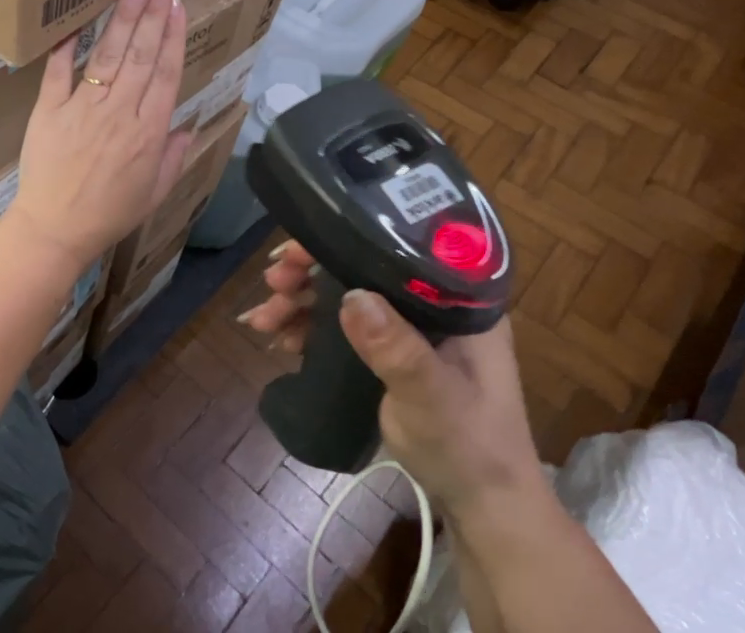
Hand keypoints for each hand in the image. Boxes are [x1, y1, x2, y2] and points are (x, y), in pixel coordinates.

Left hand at [7, 0, 193, 269]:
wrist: (56, 229)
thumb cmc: (108, 215)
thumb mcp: (155, 192)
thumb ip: (173, 156)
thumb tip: (186, 125)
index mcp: (149, 132)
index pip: (165, 72)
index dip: (172, 34)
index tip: (176, 3)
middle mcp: (120, 113)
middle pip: (140, 54)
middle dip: (151, 11)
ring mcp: (83, 108)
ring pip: (107, 54)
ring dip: (122, 17)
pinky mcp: (49, 110)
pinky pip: (58, 71)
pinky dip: (65, 44)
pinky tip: (75, 17)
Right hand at [241, 242, 547, 520]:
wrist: (483, 503)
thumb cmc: (470, 447)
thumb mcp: (432, 397)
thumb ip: (396, 348)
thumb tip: (351, 295)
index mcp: (455, 300)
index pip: (392, 248)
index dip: (340, 241)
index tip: (296, 254)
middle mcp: (431, 306)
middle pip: (359, 270)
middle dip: (308, 274)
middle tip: (271, 285)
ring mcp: (409, 330)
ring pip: (343, 298)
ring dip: (299, 303)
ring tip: (261, 320)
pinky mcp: (389, 355)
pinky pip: (340, 327)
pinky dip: (306, 328)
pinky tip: (279, 338)